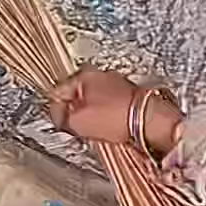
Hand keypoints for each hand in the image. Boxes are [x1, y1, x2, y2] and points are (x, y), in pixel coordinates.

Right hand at [46, 67, 182, 154]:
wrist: (149, 121)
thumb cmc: (116, 117)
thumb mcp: (78, 121)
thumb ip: (62, 117)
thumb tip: (60, 118)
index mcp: (83, 75)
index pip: (57, 93)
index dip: (56, 112)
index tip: (61, 124)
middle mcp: (99, 75)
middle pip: (75, 97)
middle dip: (73, 114)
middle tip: (77, 128)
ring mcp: (115, 84)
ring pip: (91, 102)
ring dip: (90, 116)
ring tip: (95, 130)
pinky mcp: (127, 95)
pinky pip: (107, 107)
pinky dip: (105, 117)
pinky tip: (109, 128)